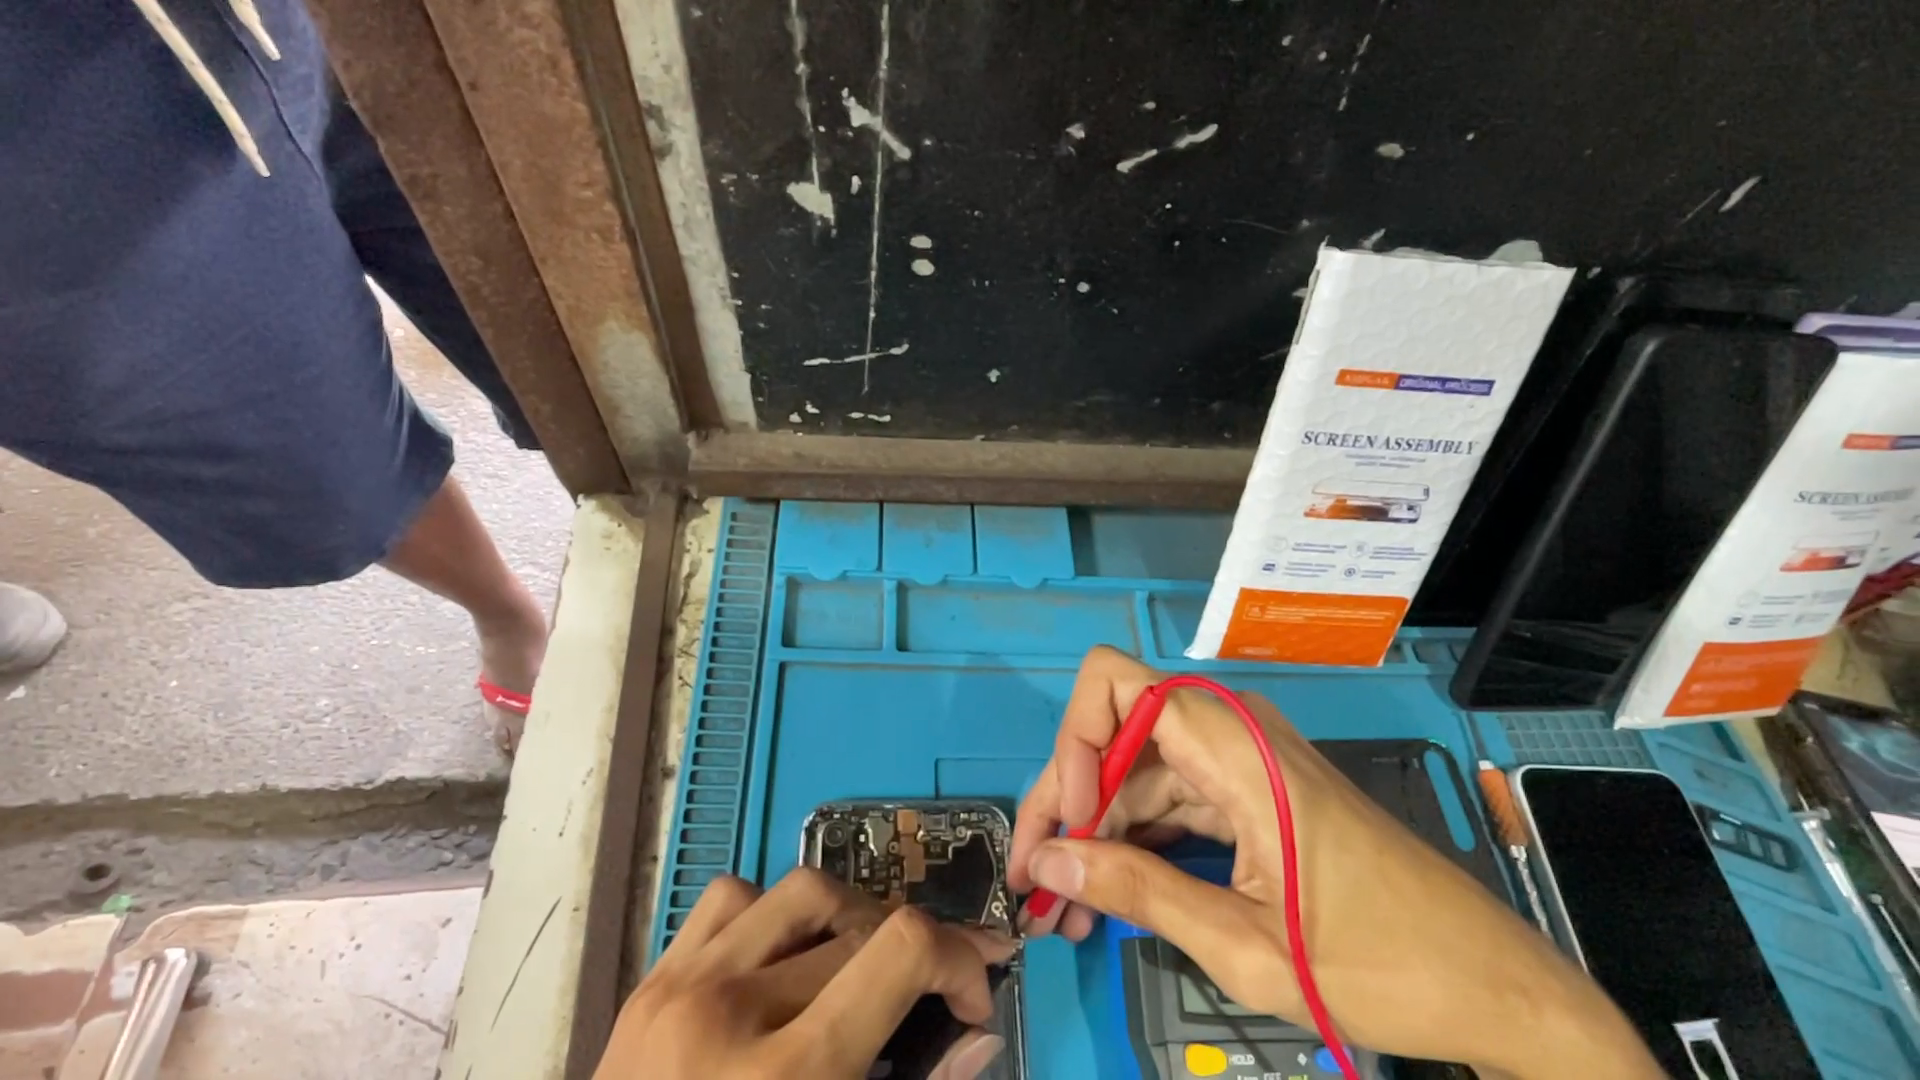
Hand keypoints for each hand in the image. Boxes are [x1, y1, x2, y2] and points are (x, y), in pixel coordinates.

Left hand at [596, 869, 1015, 1079]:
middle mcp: (733, 1010)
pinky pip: (730, 899)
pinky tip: (782, 956)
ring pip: (799, 890)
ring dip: (848, 917)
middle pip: (861, 922)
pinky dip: (773, 912)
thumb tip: (978, 1033)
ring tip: (858, 961)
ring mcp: (681, 986)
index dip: (959, 959)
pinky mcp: (648, 982)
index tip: (970, 1000)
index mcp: (789, 1075)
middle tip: (929, 990)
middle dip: (915, 951)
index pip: (902, 948)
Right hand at [1010, 647, 1660, 1078]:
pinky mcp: (1252, 797)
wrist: (1491, 986)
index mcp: (1236, 748)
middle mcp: (1234, 737)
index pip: (1116, 687)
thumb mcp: (1244, 944)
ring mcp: (1244, 766)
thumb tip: (1050, 860)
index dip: (1073, 745)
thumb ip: (1138, 891)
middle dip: (1069, 804)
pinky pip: (1172, 801)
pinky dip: (1135, 842)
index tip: (1068, 826)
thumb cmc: (1380, 965)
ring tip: (1064, 909)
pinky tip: (1108, 897)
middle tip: (1036, 886)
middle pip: (1116, 737)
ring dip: (1096, 833)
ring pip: (1137, 774)